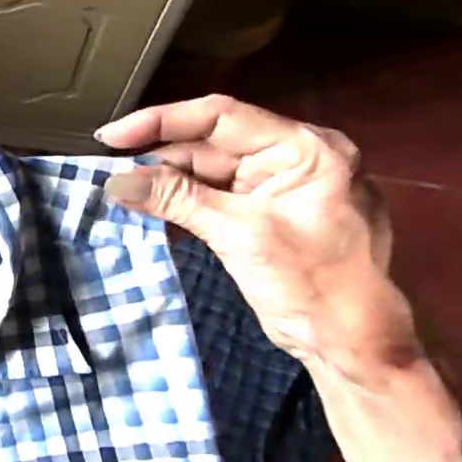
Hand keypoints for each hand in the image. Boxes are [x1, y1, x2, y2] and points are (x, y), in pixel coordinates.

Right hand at [97, 94, 413, 372]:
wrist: (352, 344)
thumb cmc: (314, 284)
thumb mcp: (240, 235)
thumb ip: (177, 200)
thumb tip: (116, 181)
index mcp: (304, 149)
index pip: (220, 117)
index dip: (160, 121)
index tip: (110, 137)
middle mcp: (293, 157)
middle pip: (210, 144)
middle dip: (157, 157)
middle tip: (108, 172)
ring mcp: (278, 187)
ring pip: (207, 172)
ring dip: (164, 182)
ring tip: (119, 192)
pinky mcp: (264, 214)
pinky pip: (213, 197)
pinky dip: (180, 203)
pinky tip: (148, 210)